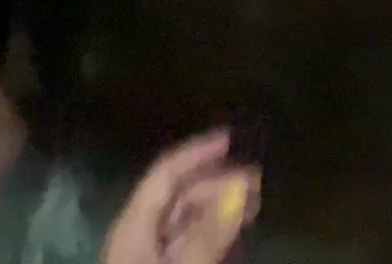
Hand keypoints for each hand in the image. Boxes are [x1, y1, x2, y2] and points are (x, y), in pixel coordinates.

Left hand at [102, 129, 260, 263]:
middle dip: (217, 184)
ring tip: (253, 206)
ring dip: (219, 212)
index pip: (167, 174)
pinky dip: (214, 240)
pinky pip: (190, 251)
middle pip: (179, 198)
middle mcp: (140, 238)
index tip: (232, 139)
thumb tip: (240, 188)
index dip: (197, 152)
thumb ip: (209, 233)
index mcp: (134, 225)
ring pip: (187, 225)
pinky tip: (235, 240)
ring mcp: (150, 262)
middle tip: (257, 181)